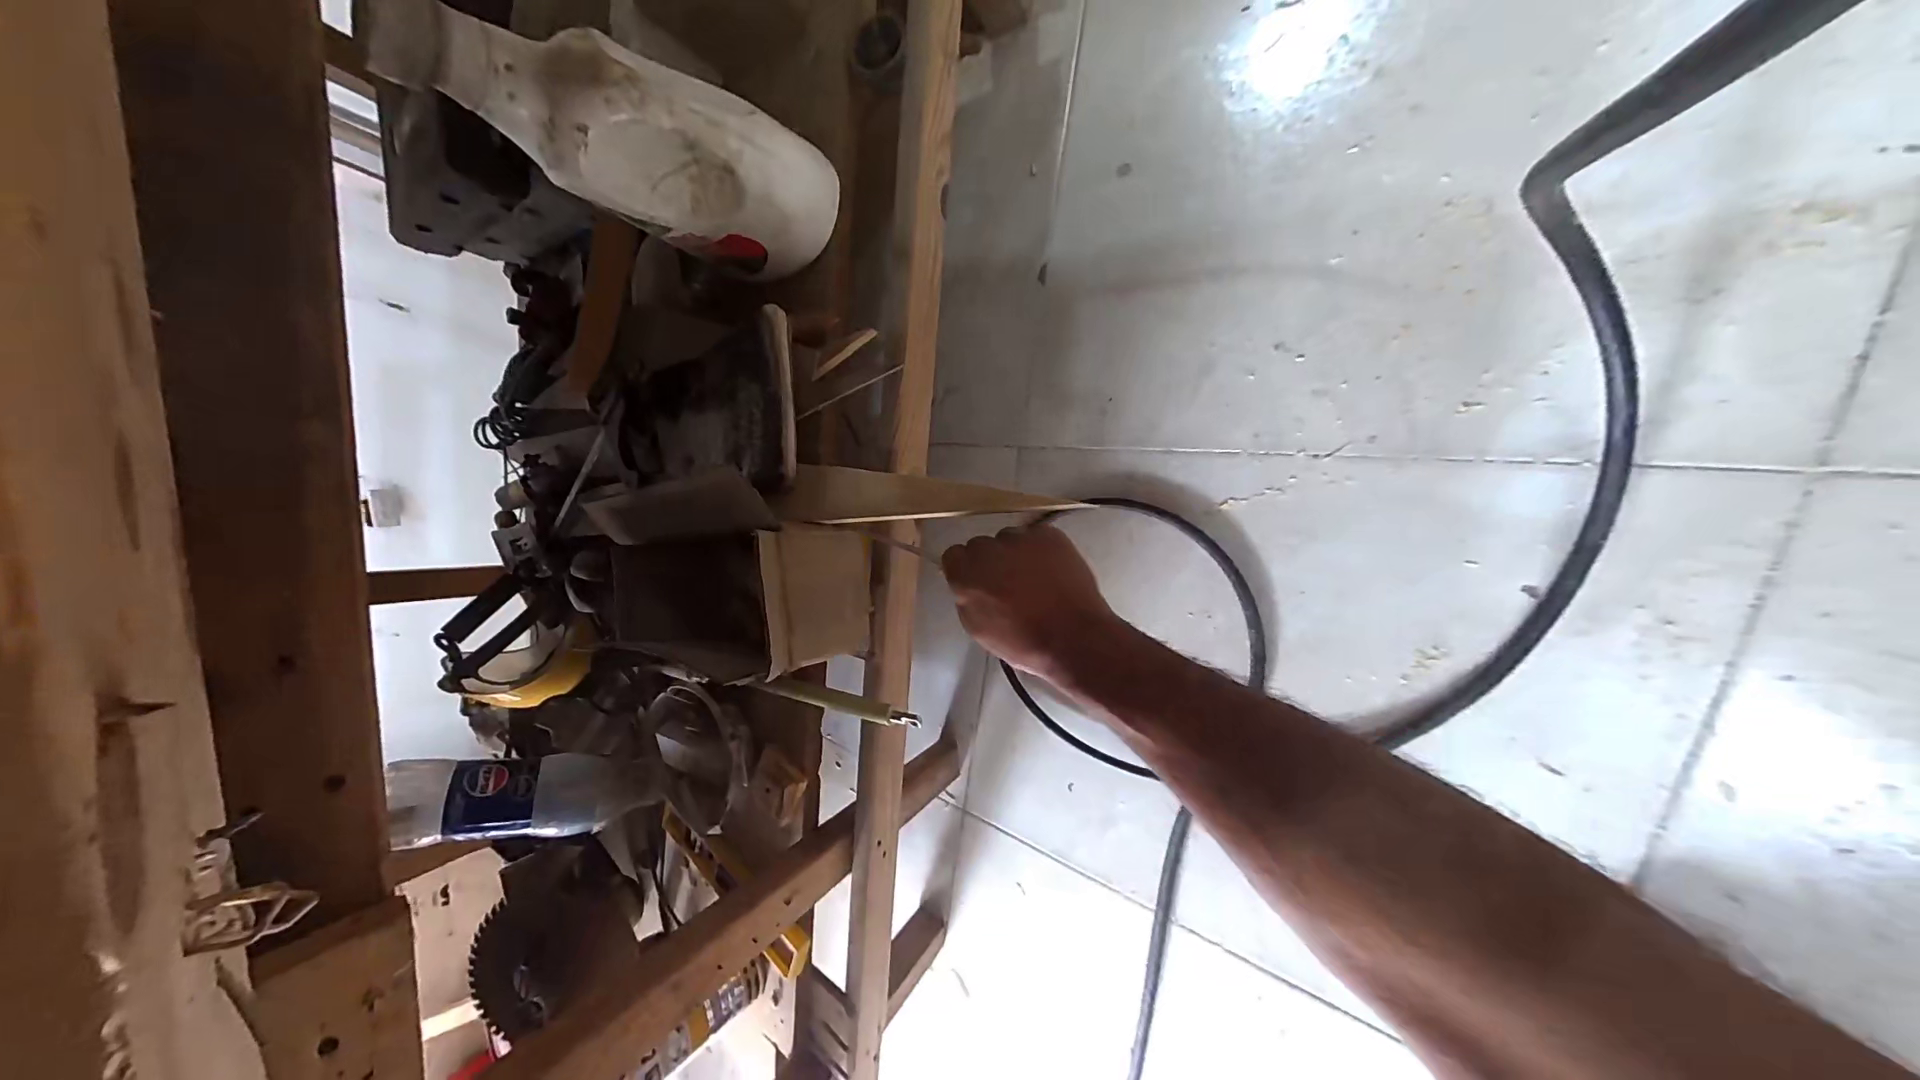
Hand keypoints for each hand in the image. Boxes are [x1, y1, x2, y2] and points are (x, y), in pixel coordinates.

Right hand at [941, 524, 1120, 686]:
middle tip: (1009, 584)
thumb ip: (967, 597)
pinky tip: (1052, 572)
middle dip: (991, 562)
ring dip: (1016, 554)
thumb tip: (971, 585)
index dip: (966, 570)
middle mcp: (988, 549)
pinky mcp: (1048, 534)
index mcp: (966, 573)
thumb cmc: (1023, 641)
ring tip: (1035, 580)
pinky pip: (1037, 537)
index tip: (979, 583)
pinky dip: (1042, 550)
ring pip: (1010, 539)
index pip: (954, 556)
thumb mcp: (979, 628)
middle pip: (982, 546)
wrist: (1073, 636)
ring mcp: (1020, 538)